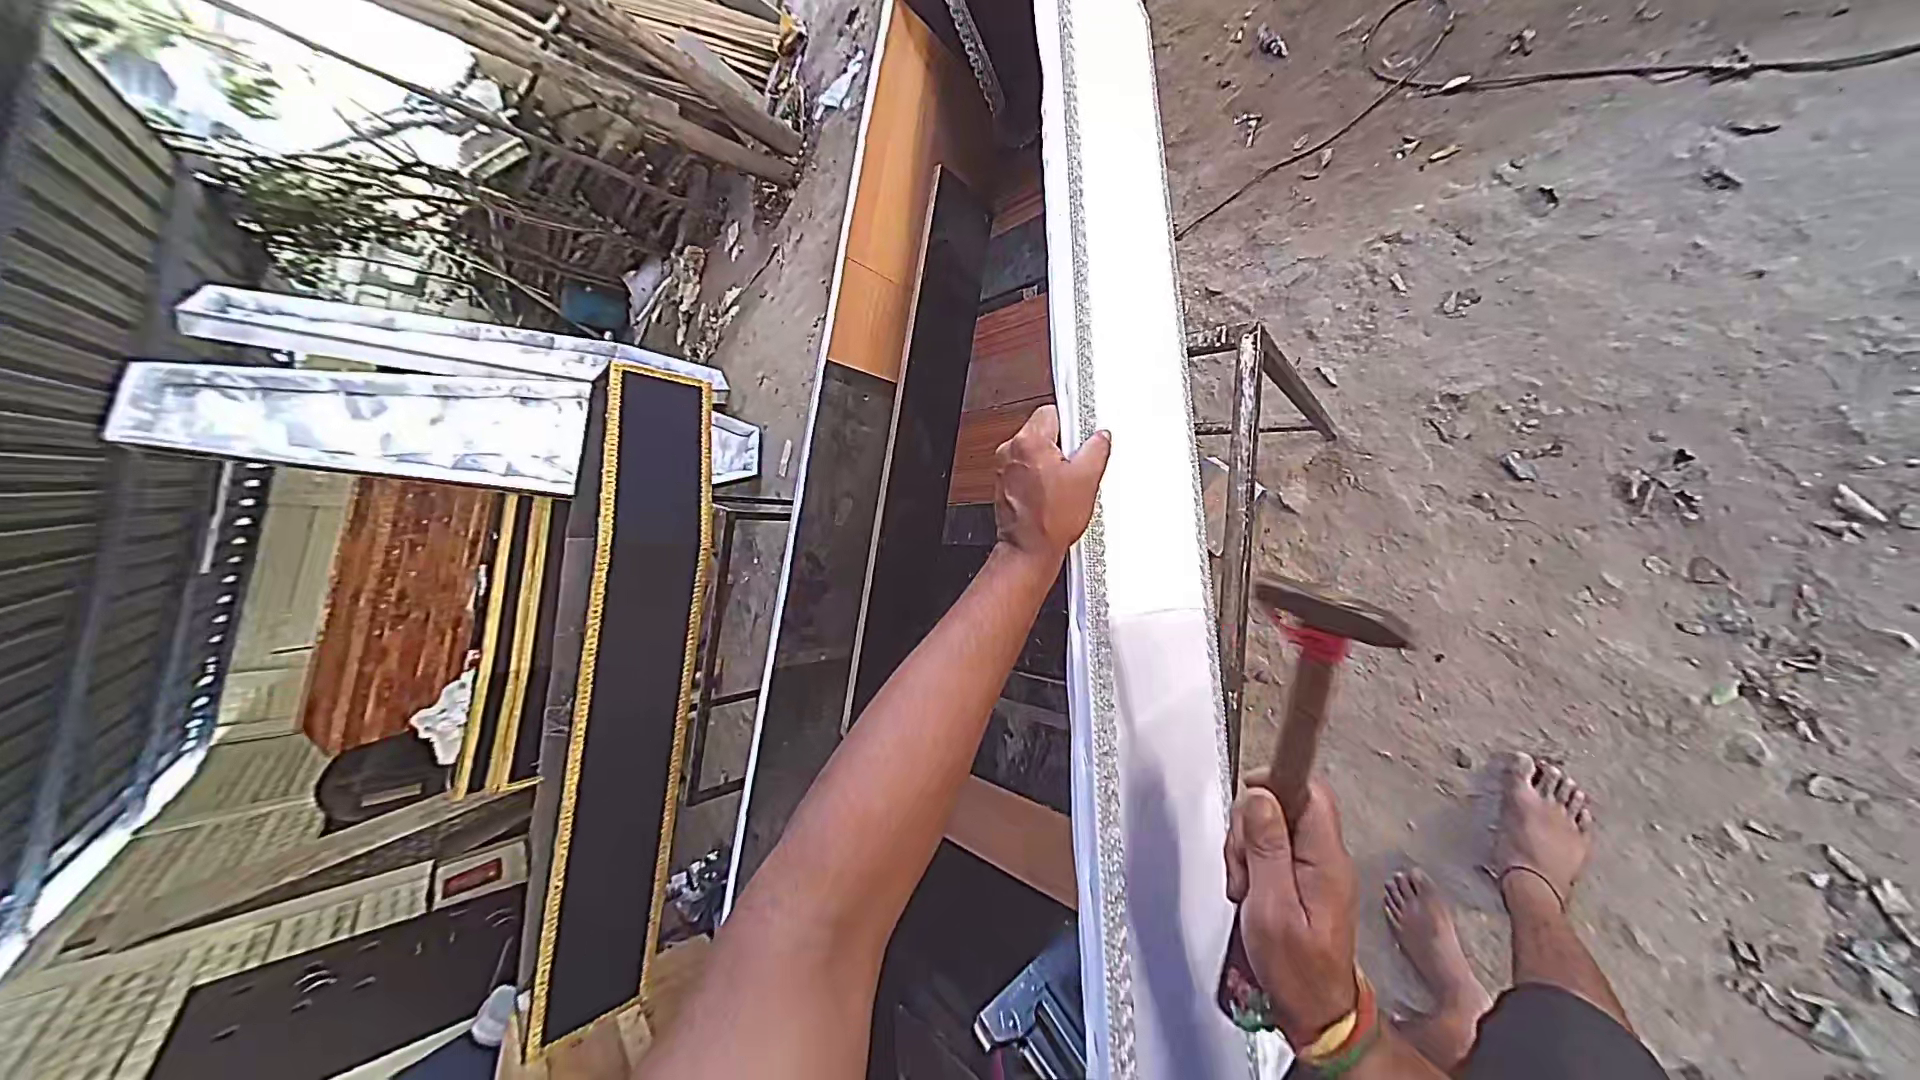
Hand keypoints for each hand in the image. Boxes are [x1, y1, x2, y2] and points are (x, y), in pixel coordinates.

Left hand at [993, 404, 1110, 563]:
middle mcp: (1010, 451)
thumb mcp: (1087, 479)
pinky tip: (1052, 492)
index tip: (1081, 433)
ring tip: (1064, 483)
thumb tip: (1100, 438)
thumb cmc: (1050, 520)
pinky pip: (1025, 468)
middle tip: (1075, 465)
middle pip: (1041, 431)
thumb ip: (1097, 449)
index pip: (1050, 411)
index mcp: (1029, 442)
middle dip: (1061, 445)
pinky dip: (1038, 476)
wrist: (1030, 548)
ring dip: (1049, 461)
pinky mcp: (1003, 484)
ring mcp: (1004, 468)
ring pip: (1033, 451)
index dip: (1070, 423)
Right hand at [1224, 775, 1359, 1045]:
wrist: (1317, 1012)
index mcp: (1325, 859)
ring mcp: (1316, 866)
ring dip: (1246, 845)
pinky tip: (1249, 887)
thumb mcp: (1271, 907)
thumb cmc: (1297, 969)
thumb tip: (1259, 797)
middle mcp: (1326, 856)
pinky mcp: (1303, 875)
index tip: (1250, 794)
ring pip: (1271, 824)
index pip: (1310, 791)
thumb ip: (1265, 848)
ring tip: (1246, 884)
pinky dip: (1251, 859)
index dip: (1275, 781)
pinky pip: (1271, 845)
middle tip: (1242, 862)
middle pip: (1283, 804)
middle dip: (1250, 823)